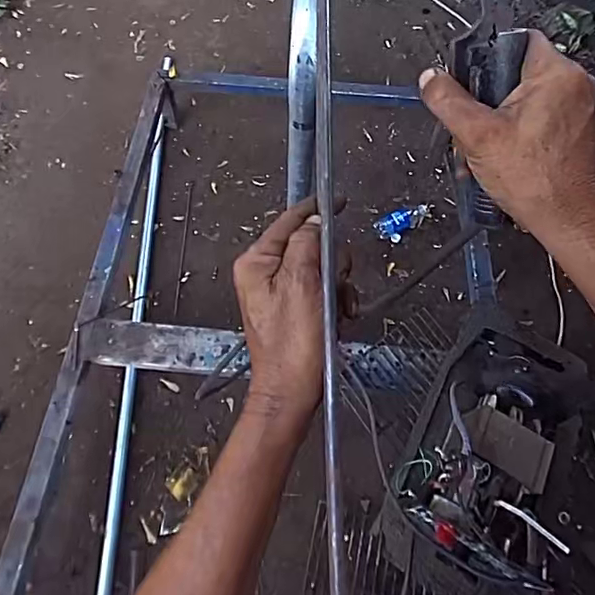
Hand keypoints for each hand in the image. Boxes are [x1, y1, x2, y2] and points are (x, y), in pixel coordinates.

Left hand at [232, 197, 338, 428]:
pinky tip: (336, 318)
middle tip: (333, 284)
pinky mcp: (295, 308)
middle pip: (310, 245)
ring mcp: (280, 292)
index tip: (336, 202)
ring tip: (335, 309)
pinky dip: (336, 302)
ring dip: (337, 287)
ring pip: (322, 269)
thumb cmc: (291, 347)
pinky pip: (324, 290)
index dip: (314, 210)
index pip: (288, 222)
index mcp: (256, 262)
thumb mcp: (302, 283)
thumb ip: (307, 243)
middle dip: (331, 263)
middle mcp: (265, 274)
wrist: (292, 392)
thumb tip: (314, 221)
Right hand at [418, 36, 594, 253]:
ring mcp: (578, 107)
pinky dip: (514, 129)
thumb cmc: (537, 181)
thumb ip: (448, 100)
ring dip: (496, 118)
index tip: (470, 78)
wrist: (566, 218)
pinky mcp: (574, 128)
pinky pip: (536, 115)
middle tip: (474, 121)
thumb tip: (431, 78)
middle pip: (515, 72)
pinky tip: (499, 153)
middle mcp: (575, 85)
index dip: (486, 55)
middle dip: (485, 97)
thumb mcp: (476, 134)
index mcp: (557, 74)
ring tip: (484, 144)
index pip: (516, 39)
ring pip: (523, 97)